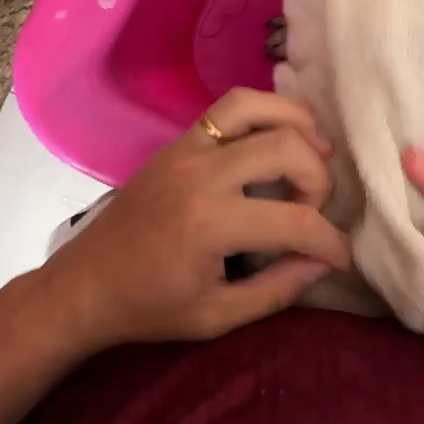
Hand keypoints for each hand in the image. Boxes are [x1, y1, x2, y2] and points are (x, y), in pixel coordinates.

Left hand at [40, 88, 352, 352]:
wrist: (83, 286)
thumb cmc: (148, 308)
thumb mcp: (216, 317)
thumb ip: (277, 291)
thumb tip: (322, 263)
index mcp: (210, 224)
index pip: (296, 222)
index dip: (331, 242)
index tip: (340, 258)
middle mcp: (201, 174)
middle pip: (287, 147)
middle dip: (319, 179)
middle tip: (316, 210)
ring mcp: (186, 149)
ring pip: (256, 105)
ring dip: (297, 125)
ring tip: (314, 155)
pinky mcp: (177, 142)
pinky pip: (229, 107)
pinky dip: (264, 113)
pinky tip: (277, 141)